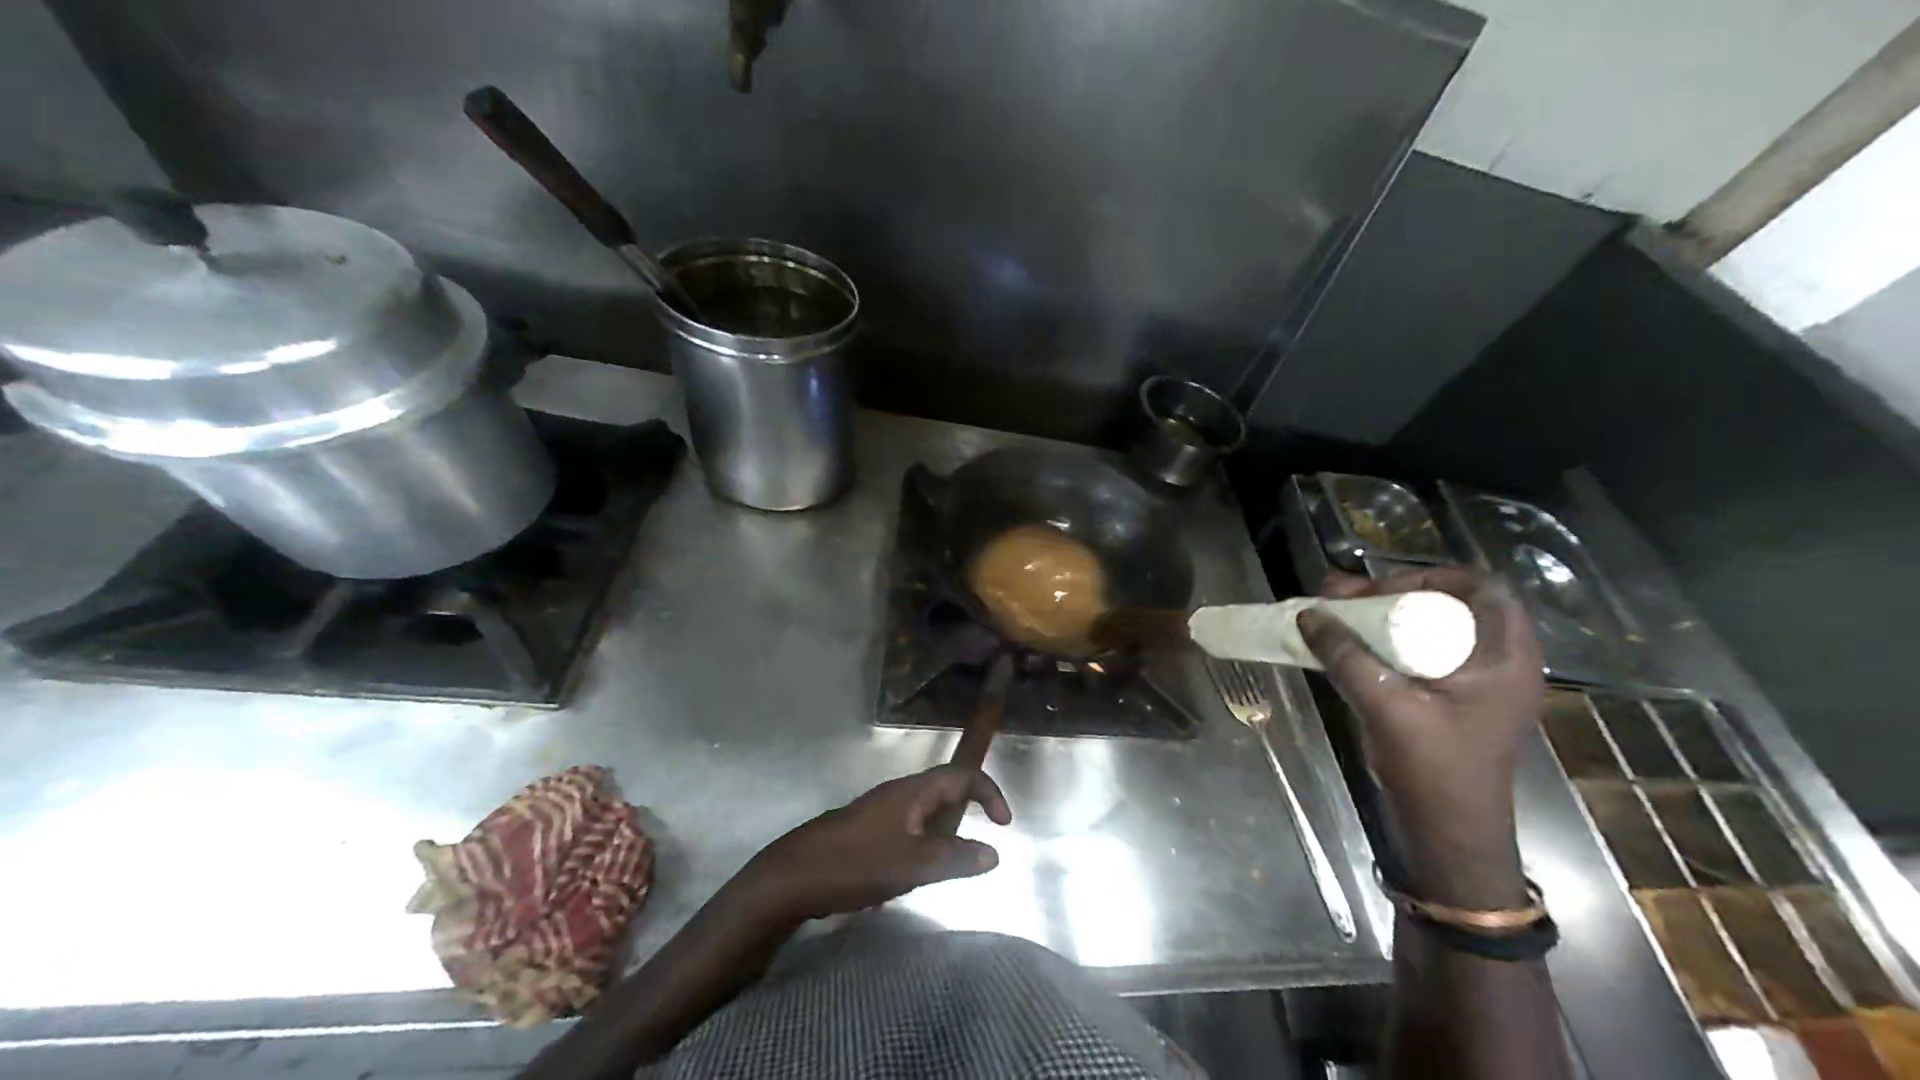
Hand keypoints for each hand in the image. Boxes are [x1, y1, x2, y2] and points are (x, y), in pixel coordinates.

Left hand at [739, 765, 1012, 923]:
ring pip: (922, 818)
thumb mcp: (911, 865)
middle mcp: (895, 796)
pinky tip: (905, 885)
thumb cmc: (854, 864)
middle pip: (942, 793)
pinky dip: (918, 853)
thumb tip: (994, 853)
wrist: (790, 879)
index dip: (988, 792)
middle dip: (966, 815)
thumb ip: (954, 858)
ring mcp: (877, 815)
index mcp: (910, 792)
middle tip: (976, 852)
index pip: (961, 776)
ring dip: (940, 839)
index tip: (1004, 824)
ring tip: (942, 873)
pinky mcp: (863, 836)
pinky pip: (904, 837)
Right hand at [1298, 568, 1543, 906]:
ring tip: (1334, 615)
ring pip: (1431, 627)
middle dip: (1391, 593)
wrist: (1449, 834)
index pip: (1481, 587)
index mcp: (1504, 658)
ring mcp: (1477, 682)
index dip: (1428, 576)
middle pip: (1449, 604)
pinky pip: (1421, 652)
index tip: (1378, 589)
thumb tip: (1308, 613)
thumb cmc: (1433, 769)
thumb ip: (1346, 656)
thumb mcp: (1385, 706)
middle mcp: (1499, 662)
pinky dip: (1385, 641)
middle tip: (1342, 598)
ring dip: (1383, 616)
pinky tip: (1348, 645)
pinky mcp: (1455, 699)